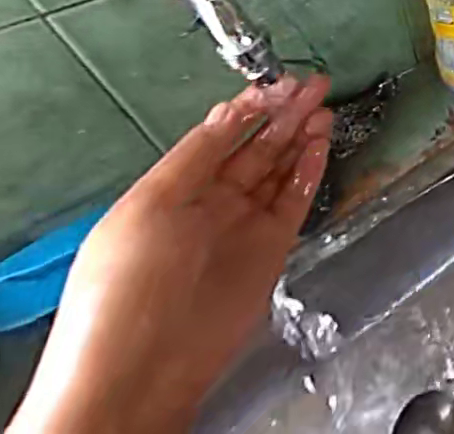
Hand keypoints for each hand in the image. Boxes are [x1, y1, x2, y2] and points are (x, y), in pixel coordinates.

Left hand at [8, 74, 333, 433]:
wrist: (138, 371)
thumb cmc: (130, 281)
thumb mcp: (151, 206)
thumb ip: (198, 153)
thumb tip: (232, 107)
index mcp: (175, 188)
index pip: (221, 135)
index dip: (252, 106)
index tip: (280, 81)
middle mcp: (212, 201)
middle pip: (256, 146)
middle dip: (285, 113)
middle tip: (315, 84)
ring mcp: (244, 223)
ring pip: (280, 168)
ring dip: (301, 137)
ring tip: (323, 108)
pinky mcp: (272, 246)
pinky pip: (294, 199)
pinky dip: (309, 171)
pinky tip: (321, 145)